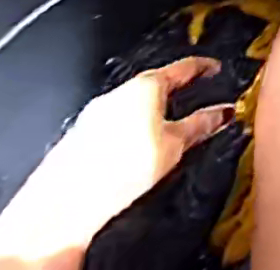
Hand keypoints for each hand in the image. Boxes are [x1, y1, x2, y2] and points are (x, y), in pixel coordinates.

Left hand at [0, 57, 234, 269]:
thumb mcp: (174, 146)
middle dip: (175, 91)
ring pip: (131, 105)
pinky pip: (111, 124)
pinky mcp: (75, 139)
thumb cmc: (116, 174)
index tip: (214, 68)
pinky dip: (127, 130)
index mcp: (146, 85)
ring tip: (164, 130)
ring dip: (149, 112)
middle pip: (155, 84)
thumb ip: (202, 124)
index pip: (185, 66)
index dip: (204, 66)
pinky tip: (131, 152)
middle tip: (193, 99)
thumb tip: (222, 113)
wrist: (57, 212)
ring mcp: (92, 115)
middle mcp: (117, 93)